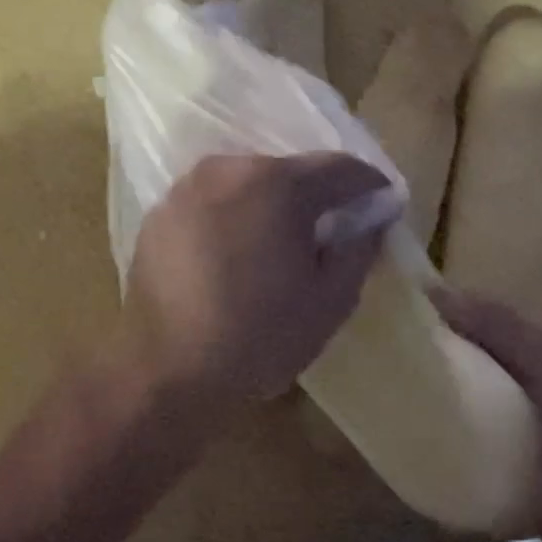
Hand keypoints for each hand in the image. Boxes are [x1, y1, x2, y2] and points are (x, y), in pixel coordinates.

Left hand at [121, 152, 389, 408]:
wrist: (169, 373)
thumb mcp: (332, 301)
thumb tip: (374, 218)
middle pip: (288, 173)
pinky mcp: (157, 218)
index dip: (370, 186)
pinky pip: (211, 208)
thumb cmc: (261, 338)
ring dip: (269, 209)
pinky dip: (232, 224)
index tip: (384, 206)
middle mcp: (227, 170)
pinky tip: (235, 263)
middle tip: (331, 235)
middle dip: (316, 198)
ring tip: (279, 250)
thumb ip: (360, 249)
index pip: (340, 168)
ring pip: (246, 188)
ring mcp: (185, 191)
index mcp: (277, 184)